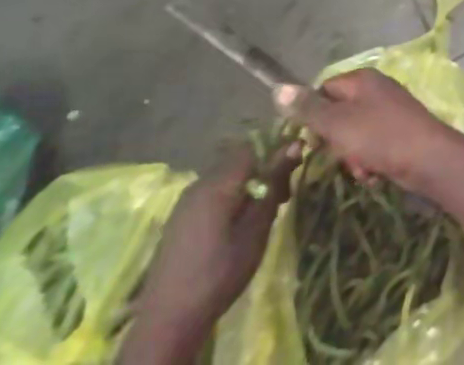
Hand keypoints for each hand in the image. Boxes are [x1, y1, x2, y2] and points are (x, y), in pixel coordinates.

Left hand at [125, 142, 300, 362]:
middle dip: (262, 174)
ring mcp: (185, 200)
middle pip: (238, 161)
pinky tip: (233, 229)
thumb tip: (294, 145)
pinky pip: (211, 193)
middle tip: (278, 203)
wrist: (169, 317)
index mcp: (218, 183)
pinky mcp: (179, 216)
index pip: (252, 147)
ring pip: (224, 178)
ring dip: (246, 188)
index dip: (274, 157)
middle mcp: (199, 183)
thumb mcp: (255, 230)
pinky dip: (229, 200)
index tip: (287, 184)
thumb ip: (273, 185)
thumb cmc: (220, 273)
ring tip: (257, 220)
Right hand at [275, 70, 463, 192]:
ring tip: (362, 170)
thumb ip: (308, 108)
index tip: (310, 140)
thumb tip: (277, 88)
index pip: (323, 90)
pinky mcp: (401, 133)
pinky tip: (375, 174)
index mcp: (361, 79)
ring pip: (355, 134)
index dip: (313, 115)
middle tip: (341, 156)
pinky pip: (374, 146)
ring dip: (353, 156)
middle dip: (336, 141)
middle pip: (339, 114)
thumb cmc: (380, 137)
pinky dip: (371, 161)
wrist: (430, 160)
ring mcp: (391, 111)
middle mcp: (377, 89)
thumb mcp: (337, 123)